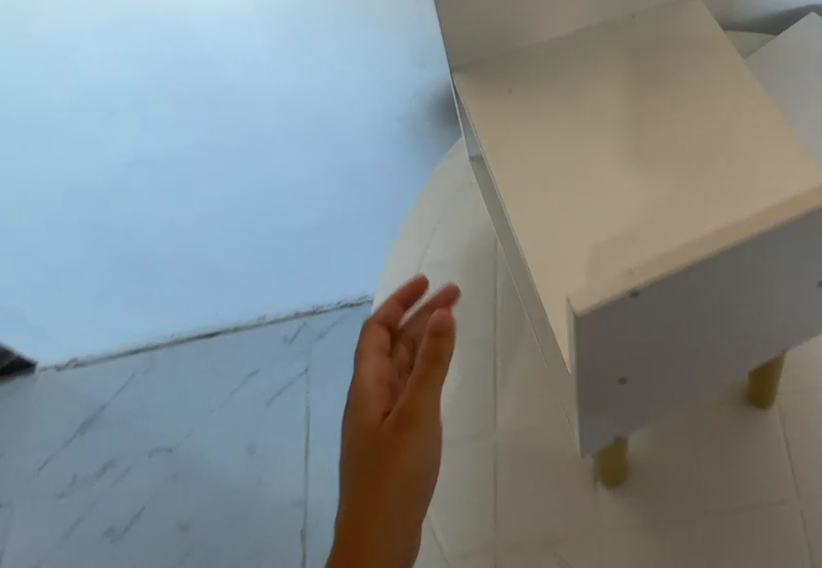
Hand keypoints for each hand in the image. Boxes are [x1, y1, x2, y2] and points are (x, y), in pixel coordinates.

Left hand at [329, 275, 460, 567]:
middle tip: (454, 294)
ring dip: (423, 340)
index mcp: (367, 387)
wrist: (377, 540)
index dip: (399, 302)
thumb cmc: (394, 474)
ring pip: (401, 366)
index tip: (428, 281)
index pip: (376, 330)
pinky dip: (426, 368)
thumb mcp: (417, 414)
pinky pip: (408, 387)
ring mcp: (381, 419)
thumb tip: (441, 312)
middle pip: (391, 344)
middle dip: (419, 316)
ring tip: (451, 321)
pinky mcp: (394, 438)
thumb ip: (431, 363)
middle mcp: (370, 396)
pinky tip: (440, 372)